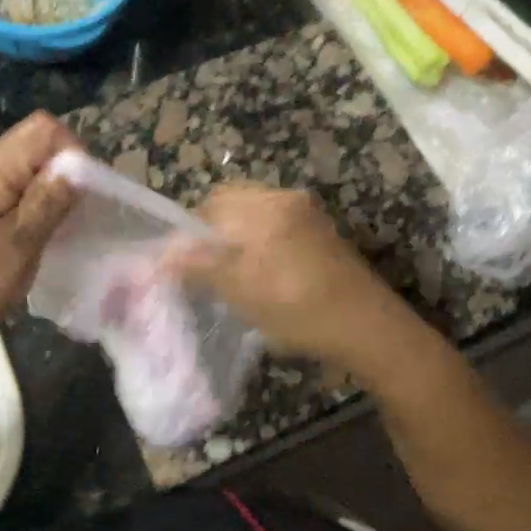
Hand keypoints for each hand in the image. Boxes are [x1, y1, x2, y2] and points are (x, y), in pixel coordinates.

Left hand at [0, 112, 78, 350]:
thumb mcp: (21, 244)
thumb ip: (51, 199)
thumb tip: (79, 166)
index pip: (45, 129)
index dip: (72, 152)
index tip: (82, 192)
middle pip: (37, 141)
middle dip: (64, 169)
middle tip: (76, 211)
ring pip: (29, 162)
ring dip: (51, 186)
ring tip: (61, 223)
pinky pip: (16, 181)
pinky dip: (35, 197)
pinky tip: (40, 228)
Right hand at [177, 184, 426, 374]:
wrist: (370, 330)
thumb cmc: (300, 309)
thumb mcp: (241, 291)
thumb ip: (199, 266)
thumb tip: (161, 254)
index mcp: (268, 205)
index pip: (212, 204)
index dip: (191, 233)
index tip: (184, 267)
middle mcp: (288, 199)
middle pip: (234, 206)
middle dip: (214, 236)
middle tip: (207, 275)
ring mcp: (309, 216)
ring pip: (255, 219)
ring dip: (238, 242)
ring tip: (233, 280)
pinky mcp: (321, 235)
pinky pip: (277, 230)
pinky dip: (261, 247)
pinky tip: (263, 280)